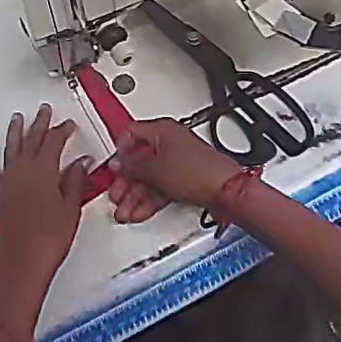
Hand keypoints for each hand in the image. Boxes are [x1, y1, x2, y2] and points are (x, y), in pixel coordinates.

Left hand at [0, 105, 91, 286]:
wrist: (23, 262)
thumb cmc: (48, 239)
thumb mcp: (71, 208)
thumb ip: (75, 181)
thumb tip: (81, 163)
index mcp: (45, 170)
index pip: (55, 141)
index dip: (63, 131)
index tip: (69, 125)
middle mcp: (24, 171)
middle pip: (33, 139)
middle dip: (40, 123)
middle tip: (44, 111)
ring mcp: (9, 181)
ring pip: (12, 148)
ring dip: (16, 132)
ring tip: (17, 119)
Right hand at [110, 119, 241, 217]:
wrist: (226, 191)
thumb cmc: (198, 171)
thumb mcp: (154, 168)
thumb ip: (131, 165)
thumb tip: (117, 163)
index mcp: (162, 130)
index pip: (131, 133)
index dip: (119, 150)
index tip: (114, 166)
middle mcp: (169, 143)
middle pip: (139, 160)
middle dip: (126, 181)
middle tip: (116, 194)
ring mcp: (177, 162)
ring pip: (149, 177)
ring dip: (135, 195)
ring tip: (125, 211)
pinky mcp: (184, 179)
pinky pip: (160, 187)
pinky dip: (149, 199)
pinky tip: (139, 212)